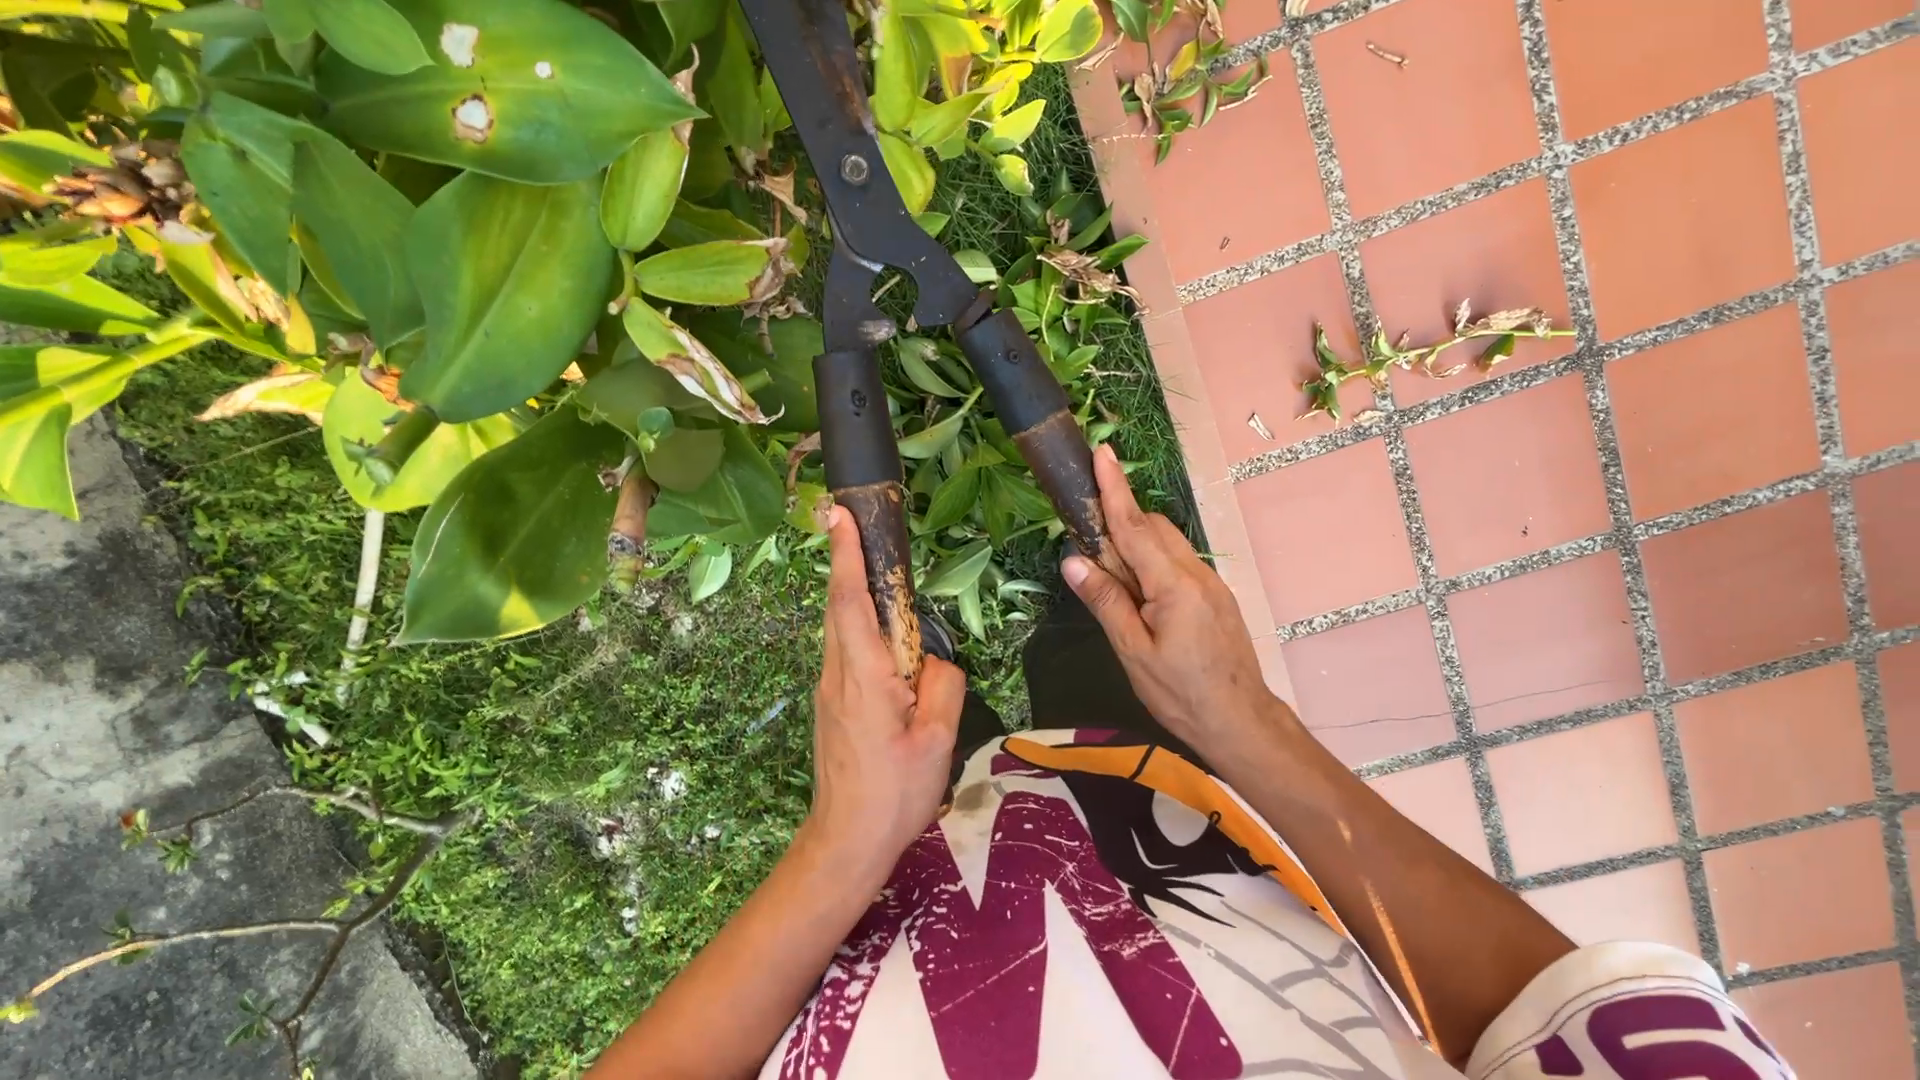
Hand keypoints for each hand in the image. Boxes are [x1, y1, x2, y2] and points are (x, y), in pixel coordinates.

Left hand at [806, 504, 964, 878]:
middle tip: (852, 520)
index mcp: (864, 675)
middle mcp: (836, 674)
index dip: (845, 553)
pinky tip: (888, 641)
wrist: (845, 841)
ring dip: (855, 595)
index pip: (851, 600)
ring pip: (841, 629)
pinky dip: (860, 628)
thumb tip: (933, 660)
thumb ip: (943, 684)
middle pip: (839, 606)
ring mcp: (828, 690)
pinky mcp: (831, 706)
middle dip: (844, 560)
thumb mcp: (939, 739)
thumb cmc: (895, 793)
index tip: (838, 513)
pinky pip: (846, 652)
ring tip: (881, 576)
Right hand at [1063, 444, 1294, 755]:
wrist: (1239, 720)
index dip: (1114, 489)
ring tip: (1112, 580)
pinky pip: (1178, 565)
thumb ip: (1106, 602)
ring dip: (1136, 547)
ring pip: (1167, 546)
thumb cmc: (1181, 693)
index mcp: (1174, 585)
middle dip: (1120, 522)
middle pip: (1152, 529)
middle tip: (1088, 544)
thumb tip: (1074, 561)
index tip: (1102, 453)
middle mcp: (1196, 573)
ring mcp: (1210, 584)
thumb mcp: (1133, 652)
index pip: (1134, 527)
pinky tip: (1140, 599)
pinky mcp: (1216, 597)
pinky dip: (1152, 566)